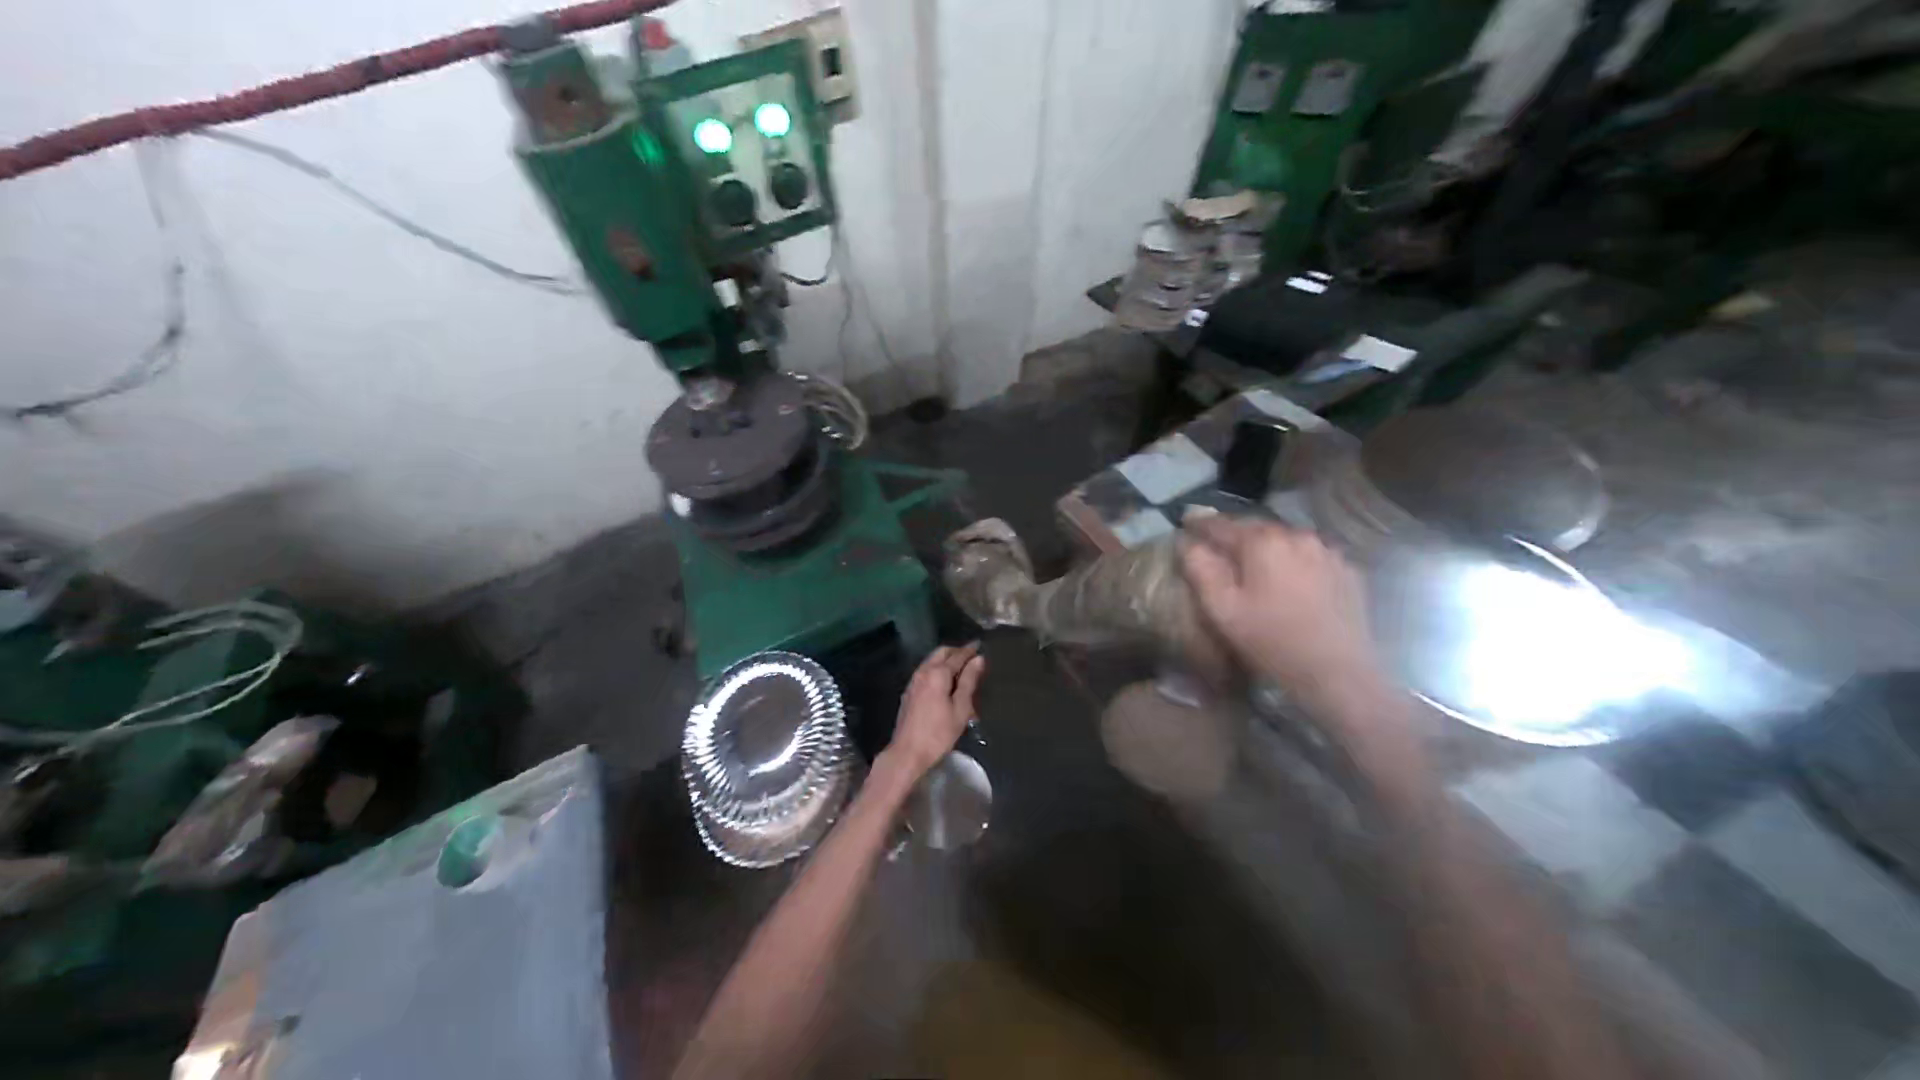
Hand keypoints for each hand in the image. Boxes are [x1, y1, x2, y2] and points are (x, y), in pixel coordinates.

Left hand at [884, 643, 984, 780]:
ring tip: (962, 669)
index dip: (970, 650)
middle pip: (941, 653)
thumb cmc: (939, 733)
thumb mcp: (960, 708)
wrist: (908, 752)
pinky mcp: (909, 692)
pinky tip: (946, 682)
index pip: (957, 655)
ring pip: (931, 661)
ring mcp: (913, 681)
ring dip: (946, 660)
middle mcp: (923, 671)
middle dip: (957, 652)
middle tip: (972, 657)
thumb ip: (969, 681)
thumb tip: (978, 659)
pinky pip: (925, 672)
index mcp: (938, 673)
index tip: (981, 646)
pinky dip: (937, 670)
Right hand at [1180, 516, 1387, 720]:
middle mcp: (1297, 535)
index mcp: (1262, 541)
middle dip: (1234, 534)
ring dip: (1267, 546)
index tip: (1186, 524)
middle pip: (1256, 527)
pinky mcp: (1348, 571)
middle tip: (1218, 546)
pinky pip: (1311, 556)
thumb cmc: (1270, 641)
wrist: (1337, 673)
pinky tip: (1291, 580)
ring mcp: (1327, 551)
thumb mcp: (1221, 609)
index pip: (1221, 524)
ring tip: (1255, 562)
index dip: (1200, 524)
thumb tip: (1187, 542)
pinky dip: (1294, 560)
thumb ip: (1200, 569)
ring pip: (1286, 539)